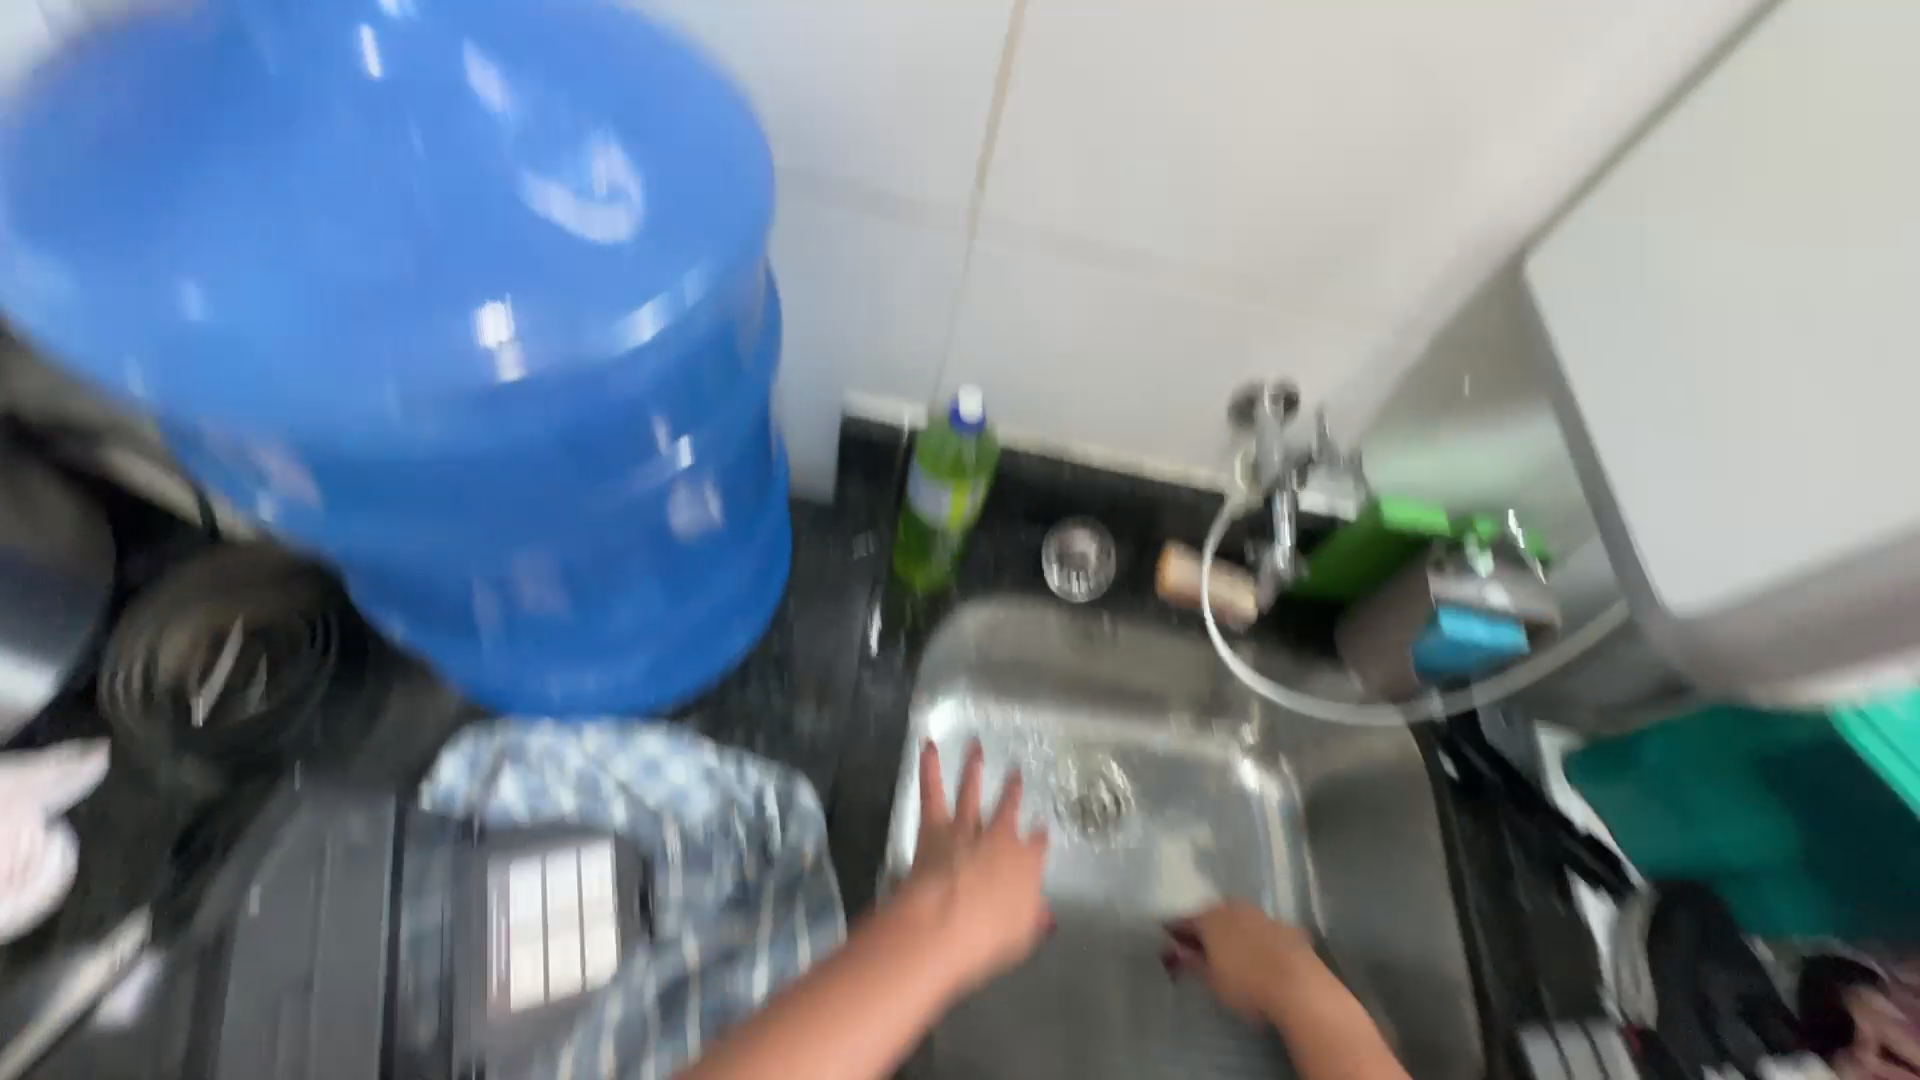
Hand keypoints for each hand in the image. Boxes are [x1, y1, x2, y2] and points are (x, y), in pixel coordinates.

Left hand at [895, 740, 1049, 995]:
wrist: (946, 922)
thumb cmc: (987, 938)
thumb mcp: (1022, 936)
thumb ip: (1033, 919)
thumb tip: (1045, 914)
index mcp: (1026, 864)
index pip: (1037, 847)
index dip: (1039, 838)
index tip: (1042, 829)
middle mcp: (1000, 837)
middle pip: (1008, 809)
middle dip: (1013, 790)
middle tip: (1017, 773)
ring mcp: (967, 825)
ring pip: (972, 790)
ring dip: (974, 767)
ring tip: (975, 745)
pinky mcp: (935, 824)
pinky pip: (932, 790)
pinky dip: (929, 767)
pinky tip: (927, 745)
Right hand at [1164, 899, 1320, 1020]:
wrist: (1301, 988)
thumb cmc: (1247, 986)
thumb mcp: (1212, 980)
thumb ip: (1192, 962)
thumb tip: (1177, 949)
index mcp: (1209, 918)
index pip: (1183, 920)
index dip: (1174, 930)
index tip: (1167, 939)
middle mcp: (1232, 908)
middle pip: (1210, 914)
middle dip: (1203, 927)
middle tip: (1198, 945)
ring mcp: (1261, 914)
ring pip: (1237, 918)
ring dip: (1230, 929)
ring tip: (1229, 949)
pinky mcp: (1286, 926)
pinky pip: (1261, 929)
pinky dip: (1255, 937)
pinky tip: (1259, 953)